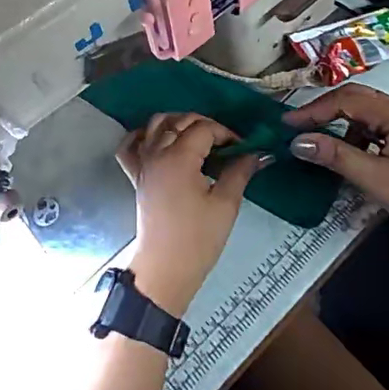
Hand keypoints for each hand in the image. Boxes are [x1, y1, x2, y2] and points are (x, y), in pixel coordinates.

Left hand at [116, 113, 262, 315]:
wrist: (166, 269)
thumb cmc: (198, 239)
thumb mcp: (226, 204)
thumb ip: (239, 171)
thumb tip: (257, 153)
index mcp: (179, 158)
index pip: (204, 128)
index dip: (226, 133)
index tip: (242, 148)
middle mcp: (156, 154)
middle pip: (180, 120)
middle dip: (205, 125)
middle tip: (225, 144)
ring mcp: (143, 164)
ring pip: (155, 124)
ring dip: (178, 123)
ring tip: (198, 139)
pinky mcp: (136, 176)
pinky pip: (131, 145)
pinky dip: (144, 136)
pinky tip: (161, 141)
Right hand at [282, 84, 388, 303]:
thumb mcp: (378, 180)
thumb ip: (337, 156)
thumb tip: (298, 141)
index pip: (346, 99)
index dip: (313, 110)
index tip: (285, 125)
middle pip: (359, 100)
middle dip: (326, 112)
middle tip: (298, 131)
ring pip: (371, 117)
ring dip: (345, 127)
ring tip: (323, 149)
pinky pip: (384, 131)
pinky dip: (363, 140)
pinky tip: (356, 160)